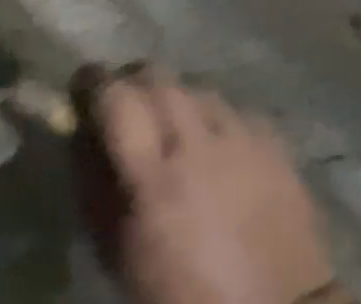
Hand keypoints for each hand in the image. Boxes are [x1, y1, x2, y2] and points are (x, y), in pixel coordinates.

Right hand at [72, 66, 335, 303]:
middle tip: (126, 108)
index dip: (92, 82)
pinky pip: (241, 111)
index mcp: (152, 176)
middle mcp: (199, 149)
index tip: (82, 92)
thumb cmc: (176, 288)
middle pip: (156, 77)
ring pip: (198, 88)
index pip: (114, 94)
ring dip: (177, 100)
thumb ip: (88, 176)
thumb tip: (79, 126)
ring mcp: (245, 148)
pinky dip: (220, 119)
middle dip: (132, 83)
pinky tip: (216, 144)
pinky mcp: (281, 156)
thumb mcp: (110, 243)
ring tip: (174, 127)